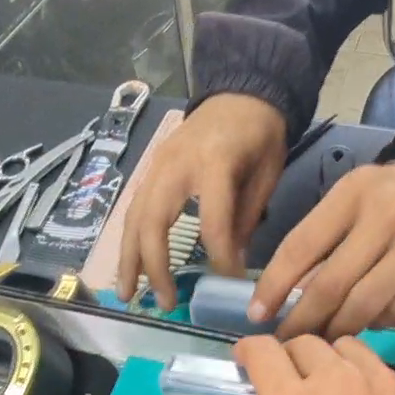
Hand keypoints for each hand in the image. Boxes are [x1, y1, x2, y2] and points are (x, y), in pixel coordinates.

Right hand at [116, 93, 287, 309]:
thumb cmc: (260, 134)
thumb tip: (230, 263)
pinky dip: (129, 242)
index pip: (212, 222)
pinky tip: (131, 269)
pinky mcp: (149, 170)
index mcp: (214, 163)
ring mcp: (156, 166)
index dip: (220, 258)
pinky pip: (134, 211)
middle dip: (156, 268)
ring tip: (129, 295)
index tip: (230, 284)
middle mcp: (175, 165)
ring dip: (129, 260)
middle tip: (164, 303)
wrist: (240, 90)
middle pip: (153, 223)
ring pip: (133, 219)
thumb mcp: (266, 175)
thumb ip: (245, 218)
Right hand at [234, 335, 394, 394]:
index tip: (249, 362)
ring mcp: (380, 380)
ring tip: (337, 389)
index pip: (264, 351)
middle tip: (294, 385)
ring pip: (347, 348)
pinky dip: (371, 382)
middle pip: (305, 343)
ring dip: (333, 362)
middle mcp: (336, 379)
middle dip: (292, 359)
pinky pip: (384, 370)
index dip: (250, 351)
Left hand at [253, 156, 394, 338]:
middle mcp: (382, 212)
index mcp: (353, 192)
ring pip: (365, 301)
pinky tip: (370, 326)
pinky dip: (380, 322)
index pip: (301, 244)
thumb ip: (333, 236)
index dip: (274, 285)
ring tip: (326, 343)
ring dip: (341, 328)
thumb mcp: (369, 197)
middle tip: (289, 344)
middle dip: (304, 320)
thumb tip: (291, 288)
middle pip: (330, 282)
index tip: (258, 314)